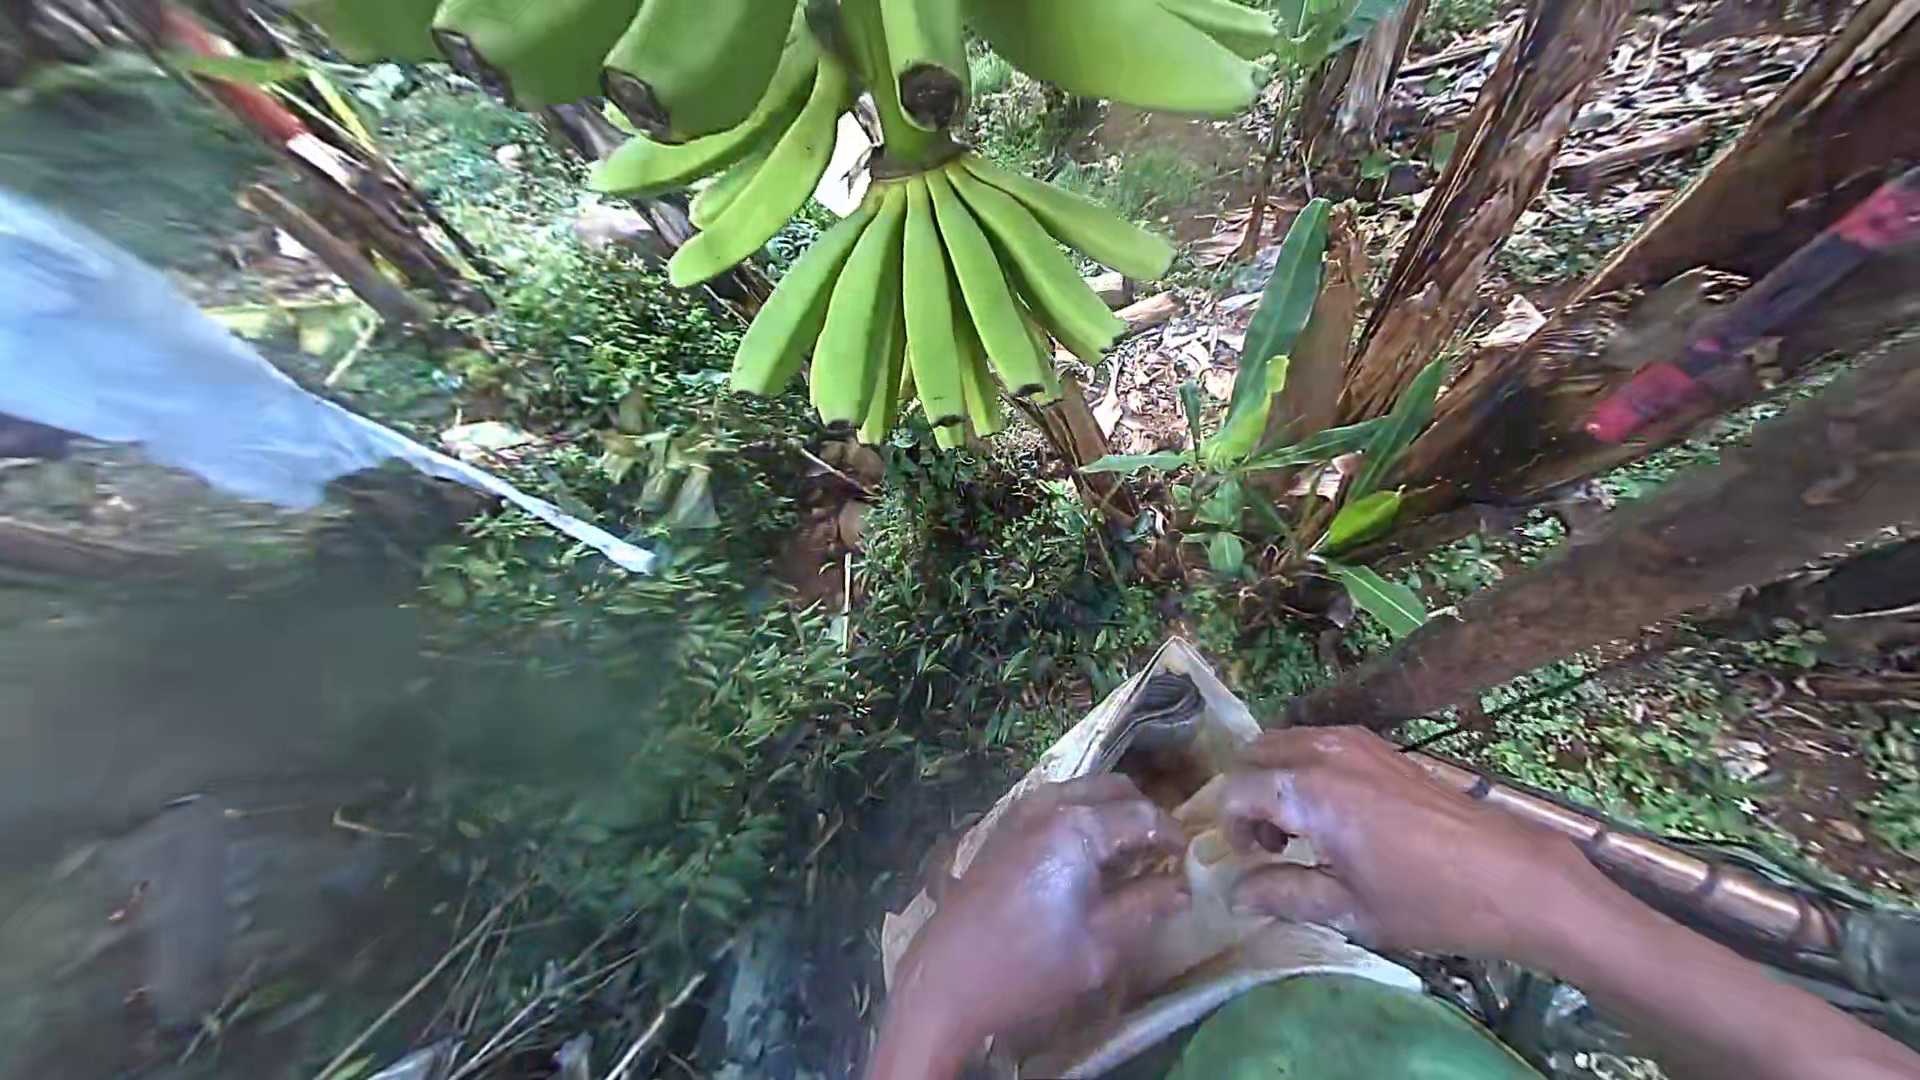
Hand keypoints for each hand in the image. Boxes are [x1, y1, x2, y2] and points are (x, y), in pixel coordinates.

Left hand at [870, 775, 1188, 1077]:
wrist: (951, 971)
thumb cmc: (1030, 962)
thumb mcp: (1100, 943)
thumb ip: (1145, 904)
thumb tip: (1181, 887)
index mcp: (1078, 825)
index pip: (1143, 814)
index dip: (1172, 834)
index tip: (1188, 859)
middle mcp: (1051, 800)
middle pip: (1115, 788)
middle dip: (1144, 815)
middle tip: (1160, 856)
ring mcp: (1025, 805)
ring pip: (1087, 789)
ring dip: (1114, 814)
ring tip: (1128, 861)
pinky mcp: (1010, 819)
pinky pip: (1061, 801)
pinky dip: (1086, 816)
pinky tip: (1090, 858)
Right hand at [1215, 727, 1610, 965]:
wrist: (1518, 877)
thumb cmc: (1429, 900)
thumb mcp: (1350, 909)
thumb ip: (1280, 894)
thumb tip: (1232, 894)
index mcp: (1306, 791)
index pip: (1234, 791)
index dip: (1232, 827)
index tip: (1257, 859)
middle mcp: (1317, 751)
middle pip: (1248, 757)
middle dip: (1248, 796)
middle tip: (1277, 841)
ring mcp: (1345, 738)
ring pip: (1276, 742)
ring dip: (1270, 776)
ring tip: (1304, 822)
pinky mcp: (1370, 740)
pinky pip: (1309, 738)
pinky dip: (1298, 763)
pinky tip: (1333, 803)